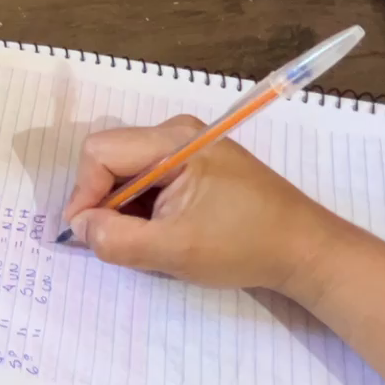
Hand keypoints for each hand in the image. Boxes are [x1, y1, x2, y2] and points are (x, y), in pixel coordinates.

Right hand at [61, 115, 356, 294]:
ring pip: (125, 169)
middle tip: (112, 239)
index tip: (86, 234)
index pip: (100, 153)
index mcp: (173, 141)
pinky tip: (158, 230)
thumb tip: (78, 227)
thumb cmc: (244, 246)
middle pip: (110, 157)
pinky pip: (146, 176)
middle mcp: (176, 133)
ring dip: (121, 206)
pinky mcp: (194, 162)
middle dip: (103, 200)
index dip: (84, 193)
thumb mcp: (174, 251)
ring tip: (141, 239)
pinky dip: (140, 205)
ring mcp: (187, 146)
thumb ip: (117, 239)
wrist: (306, 250)